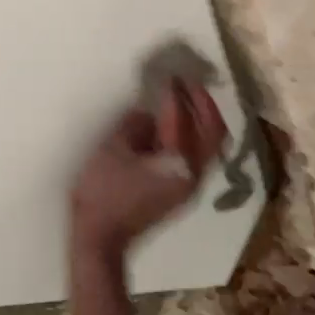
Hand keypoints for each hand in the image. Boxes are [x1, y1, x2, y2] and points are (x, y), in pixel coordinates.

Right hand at [70, 78, 226, 258]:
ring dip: (203, 119)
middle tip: (190, 82)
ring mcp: (190, 185)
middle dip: (204, 104)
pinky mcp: (180, 191)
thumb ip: (134, 126)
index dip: (176, 93)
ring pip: (210, 145)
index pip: (182, 118)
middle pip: (213, 132)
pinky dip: (194, 135)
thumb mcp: (111, 150)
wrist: (101, 239)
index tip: (170, 74)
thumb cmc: (103, 192)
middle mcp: (193, 172)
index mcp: (178, 161)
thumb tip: (147, 115)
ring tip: (187, 99)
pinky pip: (198, 155)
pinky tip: (173, 126)